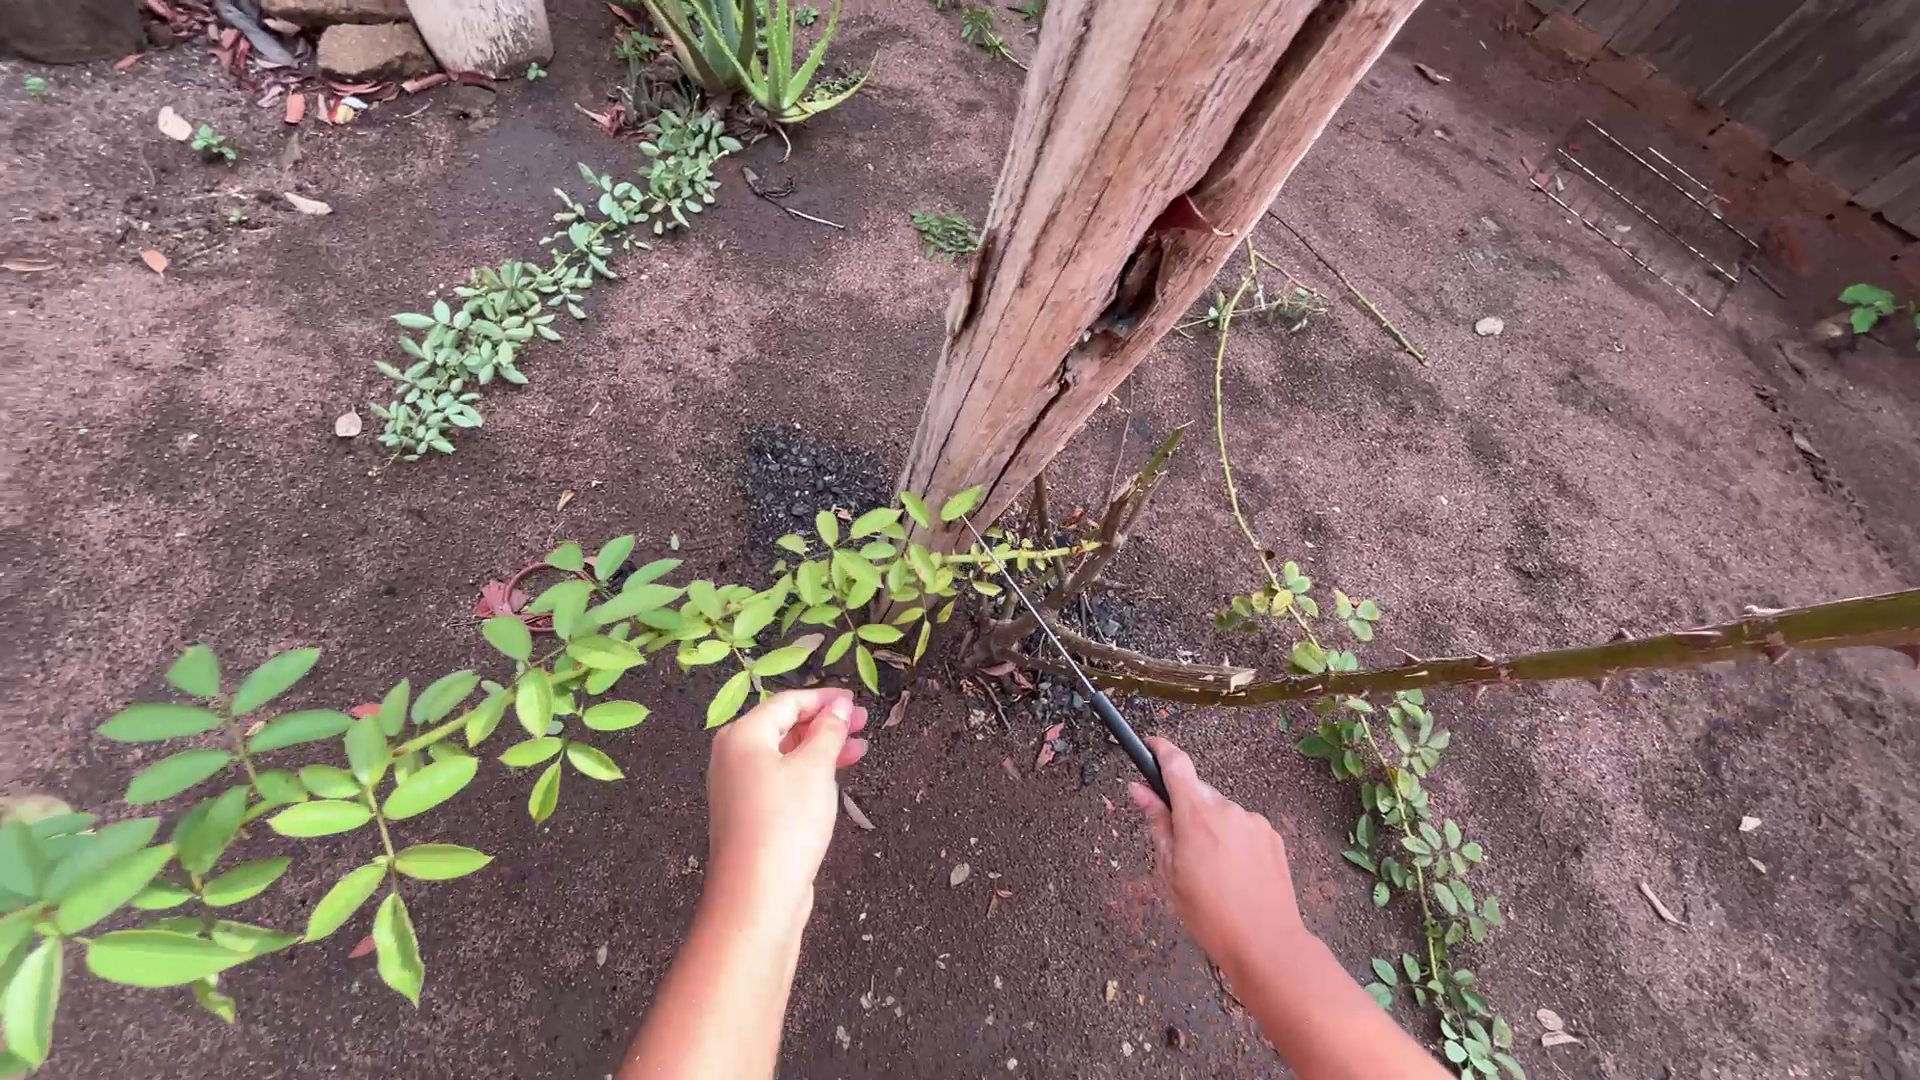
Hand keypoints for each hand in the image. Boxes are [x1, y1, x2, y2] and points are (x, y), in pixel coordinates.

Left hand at [703, 687, 868, 935]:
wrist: (757, 896)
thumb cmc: (786, 822)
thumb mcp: (815, 768)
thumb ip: (829, 730)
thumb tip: (839, 705)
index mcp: (743, 736)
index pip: (787, 702)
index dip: (823, 698)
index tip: (855, 700)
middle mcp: (734, 755)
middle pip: (785, 726)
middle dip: (825, 722)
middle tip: (862, 722)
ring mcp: (739, 786)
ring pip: (786, 753)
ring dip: (822, 748)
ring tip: (859, 749)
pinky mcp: (749, 813)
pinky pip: (782, 777)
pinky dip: (809, 771)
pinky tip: (835, 776)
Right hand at [1129, 736, 1305, 972]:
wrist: (1267, 944)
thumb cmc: (1211, 915)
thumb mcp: (1169, 870)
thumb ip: (1156, 823)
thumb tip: (1139, 790)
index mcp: (1197, 817)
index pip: (1176, 764)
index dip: (1160, 749)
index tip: (1150, 745)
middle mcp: (1227, 810)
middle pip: (1197, 790)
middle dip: (1184, 806)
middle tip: (1178, 843)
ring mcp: (1253, 822)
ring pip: (1220, 809)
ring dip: (1209, 824)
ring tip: (1210, 867)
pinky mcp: (1271, 835)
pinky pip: (1242, 824)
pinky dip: (1232, 837)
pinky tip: (1232, 870)